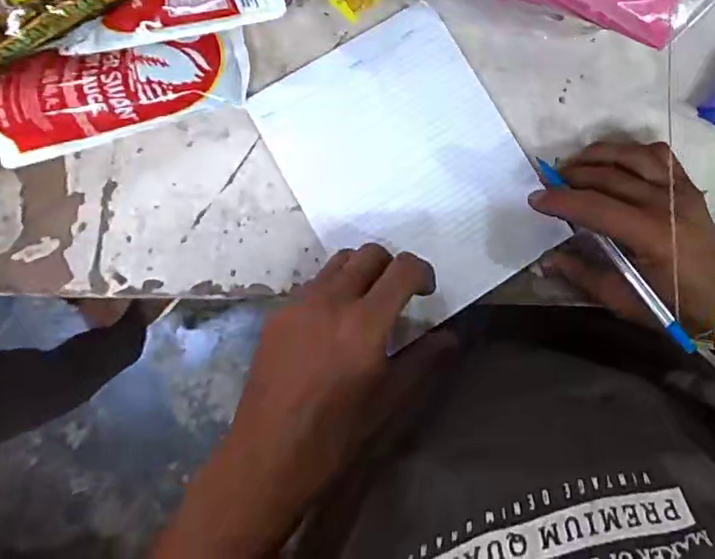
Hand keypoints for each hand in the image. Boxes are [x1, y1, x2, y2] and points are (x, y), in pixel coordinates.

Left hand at [157, 245, 433, 557]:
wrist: (263, 461)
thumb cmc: (333, 437)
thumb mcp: (388, 402)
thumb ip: (423, 361)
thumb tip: (450, 336)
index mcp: (364, 324)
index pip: (403, 268)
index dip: (422, 272)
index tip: (426, 293)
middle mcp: (332, 301)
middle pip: (371, 253)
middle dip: (392, 266)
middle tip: (397, 295)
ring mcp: (300, 304)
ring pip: (341, 261)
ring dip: (361, 270)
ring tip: (365, 302)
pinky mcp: (277, 314)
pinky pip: (314, 282)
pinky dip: (333, 287)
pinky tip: (332, 322)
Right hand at [532, 141, 714, 342]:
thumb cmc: (675, 307)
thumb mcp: (625, 299)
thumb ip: (583, 275)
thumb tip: (547, 258)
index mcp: (650, 234)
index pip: (594, 206)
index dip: (561, 201)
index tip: (535, 198)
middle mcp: (665, 202)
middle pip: (608, 176)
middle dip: (572, 175)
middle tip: (548, 180)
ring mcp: (680, 189)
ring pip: (631, 155)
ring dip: (598, 155)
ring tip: (574, 164)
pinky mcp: (688, 184)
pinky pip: (658, 154)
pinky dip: (632, 151)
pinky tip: (616, 160)